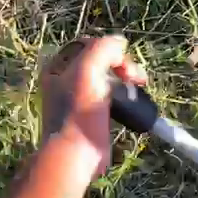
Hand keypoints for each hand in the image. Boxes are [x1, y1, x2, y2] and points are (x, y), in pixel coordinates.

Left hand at [39, 35, 145, 180]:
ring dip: (126, 76)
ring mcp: (80, 97)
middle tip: (135, 77)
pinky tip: (133, 99)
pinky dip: (125, 92)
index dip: (108, 49)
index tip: (121, 64)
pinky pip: (113, 94)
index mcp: (57, 67)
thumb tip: (119, 42)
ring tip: (139, 84)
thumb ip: (102, 49)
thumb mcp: (86, 71)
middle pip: (100, 59)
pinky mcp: (94, 113)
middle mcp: (66, 79)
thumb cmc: (77, 112)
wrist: (74, 155)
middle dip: (121, 63)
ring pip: (109, 76)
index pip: (88, 44)